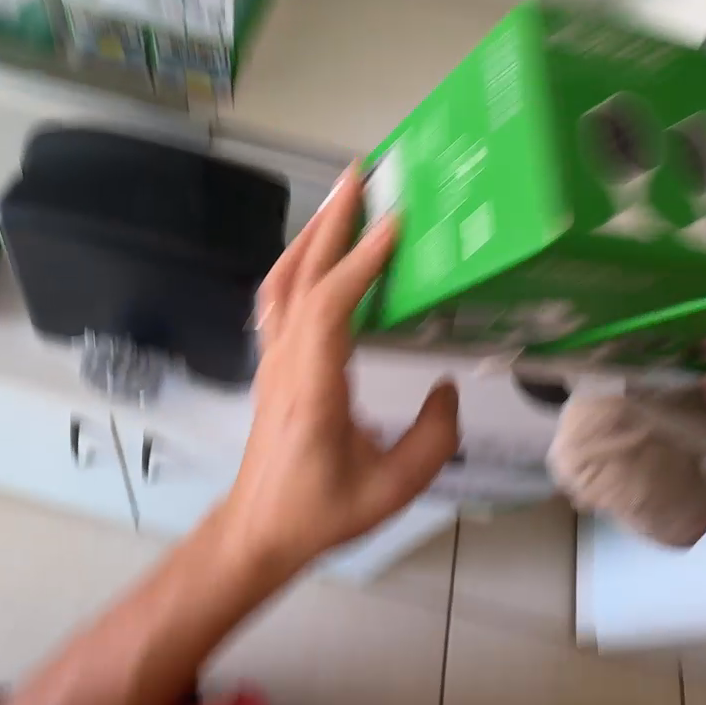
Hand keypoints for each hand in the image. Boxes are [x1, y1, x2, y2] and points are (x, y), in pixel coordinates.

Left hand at [215, 165, 460, 575]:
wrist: (259, 529)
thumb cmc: (322, 510)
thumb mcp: (393, 489)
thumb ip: (432, 438)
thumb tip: (447, 387)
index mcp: (312, 386)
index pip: (331, 305)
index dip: (361, 260)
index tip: (393, 221)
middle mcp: (285, 359)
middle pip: (301, 274)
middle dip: (331, 220)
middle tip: (359, 175)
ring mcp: (271, 355)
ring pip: (282, 279)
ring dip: (311, 233)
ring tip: (340, 197)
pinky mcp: (271, 359)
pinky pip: (279, 296)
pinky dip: (297, 260)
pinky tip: (317, 248)